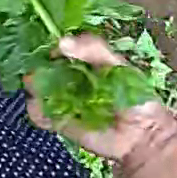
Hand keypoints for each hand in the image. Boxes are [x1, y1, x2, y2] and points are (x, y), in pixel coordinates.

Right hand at [26, 35, 176, 171]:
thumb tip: (61, 42)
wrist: (142, 135)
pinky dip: (36, 111)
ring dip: (34, 86)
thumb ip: (93, 49)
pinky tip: (37, 105)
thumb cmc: (134, 95)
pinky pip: (43, 116)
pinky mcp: (63, 123)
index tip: (46, 46)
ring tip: (33, 84)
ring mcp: (66, 101)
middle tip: (35, 65)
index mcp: (86, 62)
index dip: (52, 46)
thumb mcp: (117, 64)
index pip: (63, 49)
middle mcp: (73, 80)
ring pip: (42, 90)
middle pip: (48, 69)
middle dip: (39, 66)